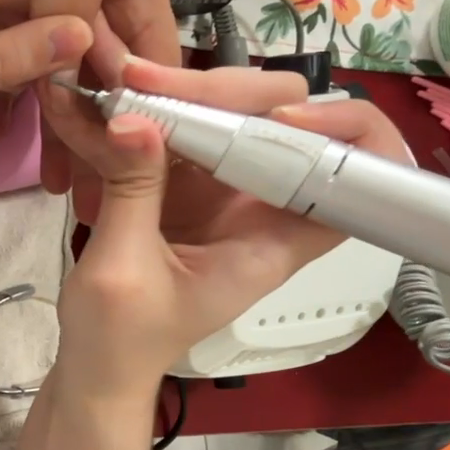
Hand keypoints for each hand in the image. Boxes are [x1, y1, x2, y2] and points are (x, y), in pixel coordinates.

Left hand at [0, 0, 176, 183]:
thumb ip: (73, 6)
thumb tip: (76, 77)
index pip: (143, 57)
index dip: (140, 112)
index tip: (131, 168)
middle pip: (89, 79)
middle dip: (90, 134)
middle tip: (85, 194)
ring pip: (40, 71)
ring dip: (45, 123)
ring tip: (51, 181)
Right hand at [47, 62, 410, 394]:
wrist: (95, 367)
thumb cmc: (118, 338)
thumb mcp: (120, 270)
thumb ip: (132, 191)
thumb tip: (132, 115)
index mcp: (271, 241)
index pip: (353, 172)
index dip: (337, 127)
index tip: (270, 118)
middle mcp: (257, 209)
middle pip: (280, 123)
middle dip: (224, 92)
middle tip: (148, 84)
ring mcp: (218, 196)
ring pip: (224, 121)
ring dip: (174, 96)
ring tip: (116, 82)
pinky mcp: (180, 192)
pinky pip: (177, 138)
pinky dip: (144, 117)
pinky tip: (102, 107)